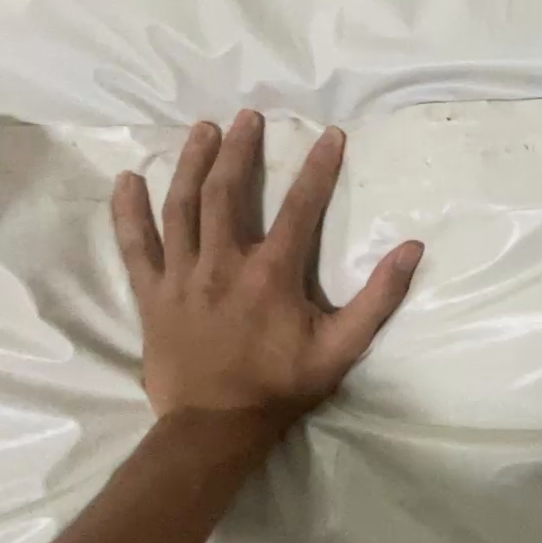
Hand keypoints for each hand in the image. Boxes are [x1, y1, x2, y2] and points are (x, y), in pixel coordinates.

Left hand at [111, 110, 423, 436]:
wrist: (215, 426)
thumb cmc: (285, 382)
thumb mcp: (345, 344)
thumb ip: (381, 295)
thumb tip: (413, 248)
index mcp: (272, 273)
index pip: (300, 207)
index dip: (318, 168)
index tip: (330, 135)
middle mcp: (223, 264)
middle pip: (228, 194)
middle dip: (240, 150)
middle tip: (249, 116)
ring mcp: (182, 278)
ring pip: (182, 208)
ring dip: (192, 165)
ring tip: (201, 130)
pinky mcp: (152, 295)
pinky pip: (135, 246)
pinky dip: (129, 211)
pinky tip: (129, 179)